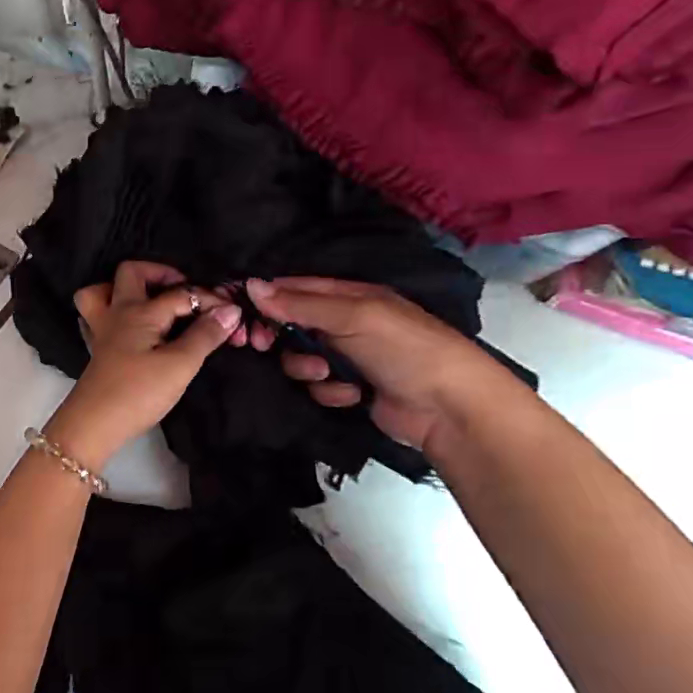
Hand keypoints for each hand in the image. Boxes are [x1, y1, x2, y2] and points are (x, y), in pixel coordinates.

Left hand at [46, 262, 241, 465]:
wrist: (94, 424)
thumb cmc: (138, 392)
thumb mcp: (180, 365)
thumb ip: (205, 335)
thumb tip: (230, 310)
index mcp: (139, 311)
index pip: (181, 295)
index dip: (210, 300)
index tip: (234, 313)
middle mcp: (117, 311)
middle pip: (131, 272)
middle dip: (160, 273)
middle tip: (184, 291)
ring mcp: (102, 329)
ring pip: (103, 290)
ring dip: (126, 288)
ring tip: (150, 301)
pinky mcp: (97, 348)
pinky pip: (97, 315)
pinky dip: (113, 312)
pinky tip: (130, 326)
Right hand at [245, 277, 504, 449]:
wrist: (448, 407)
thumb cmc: (403, 348)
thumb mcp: (352, 316)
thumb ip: (300, 304)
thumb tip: (250, 285)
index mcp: (348, 296)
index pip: (295, 289)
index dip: (267, 300)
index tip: (243, 316)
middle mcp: (344, 323)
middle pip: (291, 326)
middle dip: (283, 339)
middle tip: (269, 346)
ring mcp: (347, 358)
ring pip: (301, 359)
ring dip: (308, 368)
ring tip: (328, 374)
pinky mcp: (349, 389)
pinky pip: (319, 386)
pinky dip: (331, 391)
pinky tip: (353, 394)